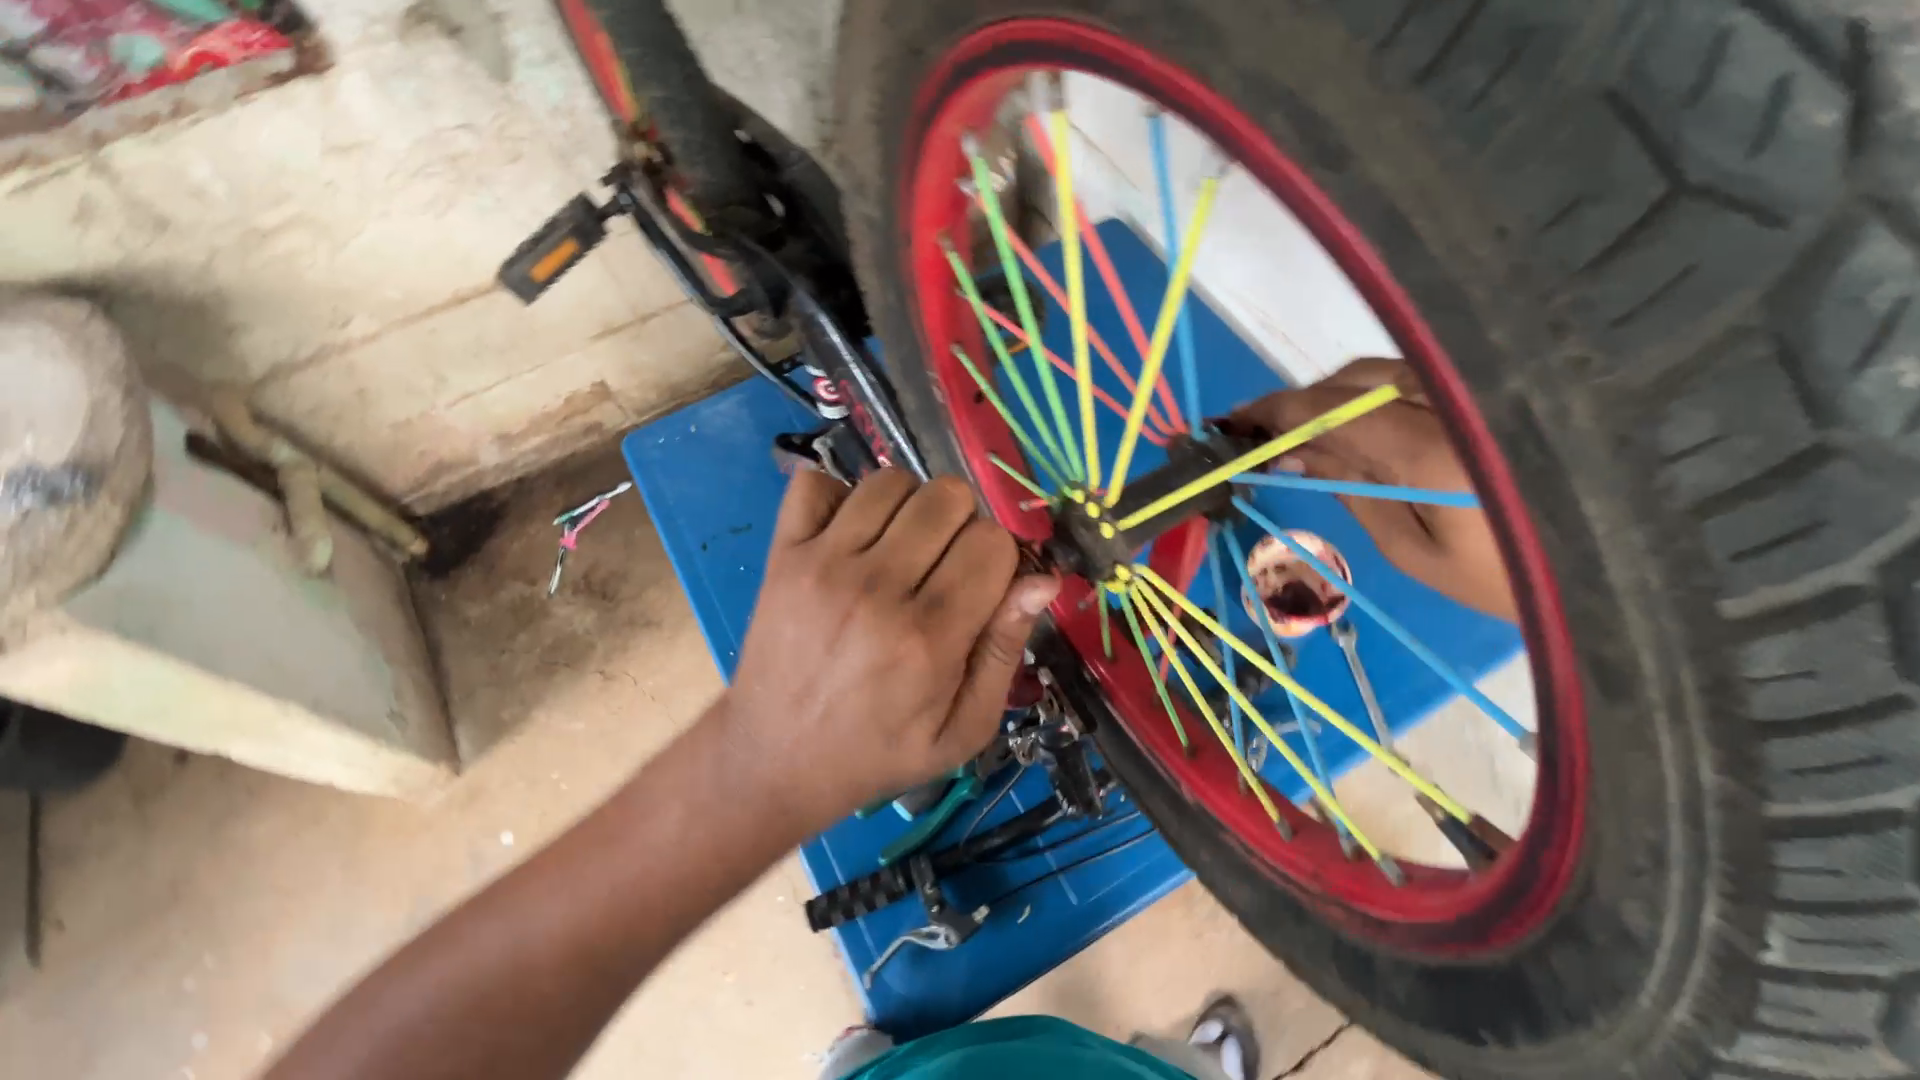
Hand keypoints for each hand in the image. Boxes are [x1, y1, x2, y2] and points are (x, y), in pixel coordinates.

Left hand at [720, 468, 1058, 828]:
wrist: (775, 759)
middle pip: (948, 496)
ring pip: (891, 481)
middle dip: (961, 524)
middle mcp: (877, 589)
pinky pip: (816, 483)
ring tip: (899, 549)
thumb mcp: (962, 729)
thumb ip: (1004, 651)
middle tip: (942, 566)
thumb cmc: (878, 751)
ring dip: (908, 507)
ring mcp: (823, 565)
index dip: (1000, 560)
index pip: (993, 543)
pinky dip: (838, 497)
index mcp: (929, 637)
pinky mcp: (782, 554)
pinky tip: (848, 535)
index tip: (982, 587)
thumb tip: (1044, 580)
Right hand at [1225, 359, 1515, 620]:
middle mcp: (1455, 403)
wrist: (1613, 570)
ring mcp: (1481, 392)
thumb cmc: (1503, 580)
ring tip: (1311, 432)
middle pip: (1356, 379)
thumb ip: (1350, 489)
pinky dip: (1376, 393)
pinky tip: (1362, 423)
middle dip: (1304, 402)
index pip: (1332, 410)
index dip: (1277, 411)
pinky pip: (1417, 378)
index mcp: (1432, 450)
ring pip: (1386, 371)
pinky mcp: (1497, 393)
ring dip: (1337, 395)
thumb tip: (1288, 454)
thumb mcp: (1412, 549)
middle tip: (1267, 434)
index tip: (1234, 424)